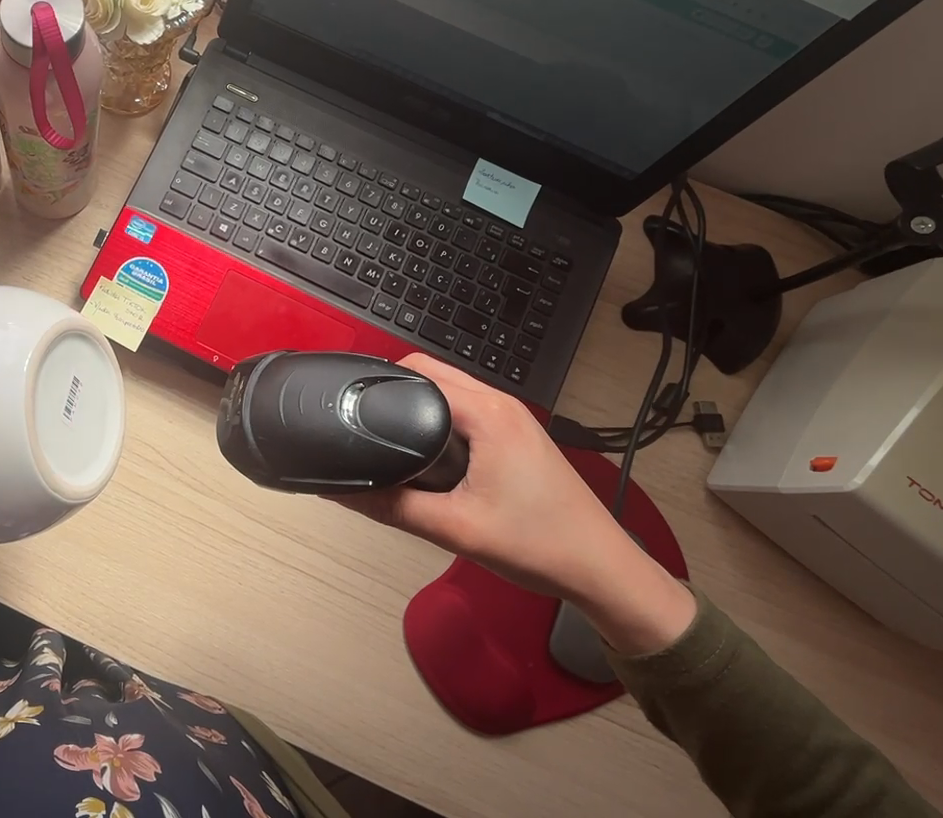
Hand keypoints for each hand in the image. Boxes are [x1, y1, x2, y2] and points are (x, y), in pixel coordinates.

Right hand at [331, 353, 694, 654]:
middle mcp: (500, 404)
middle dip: (392, 389)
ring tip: (389, 441)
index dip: (378, 383)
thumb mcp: (454, 528)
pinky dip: (437, 418)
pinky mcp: (514, 435)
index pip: (417, 371)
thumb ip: (392, 506)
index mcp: (487, 414)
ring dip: (416, 405)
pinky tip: (425, 455)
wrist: (602, 571)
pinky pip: (464, 408)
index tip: (348, 408)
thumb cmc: (538, 545)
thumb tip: (340, 491)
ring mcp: (511, 418)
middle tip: (363, 426)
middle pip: (430, 371)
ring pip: (448, 390)